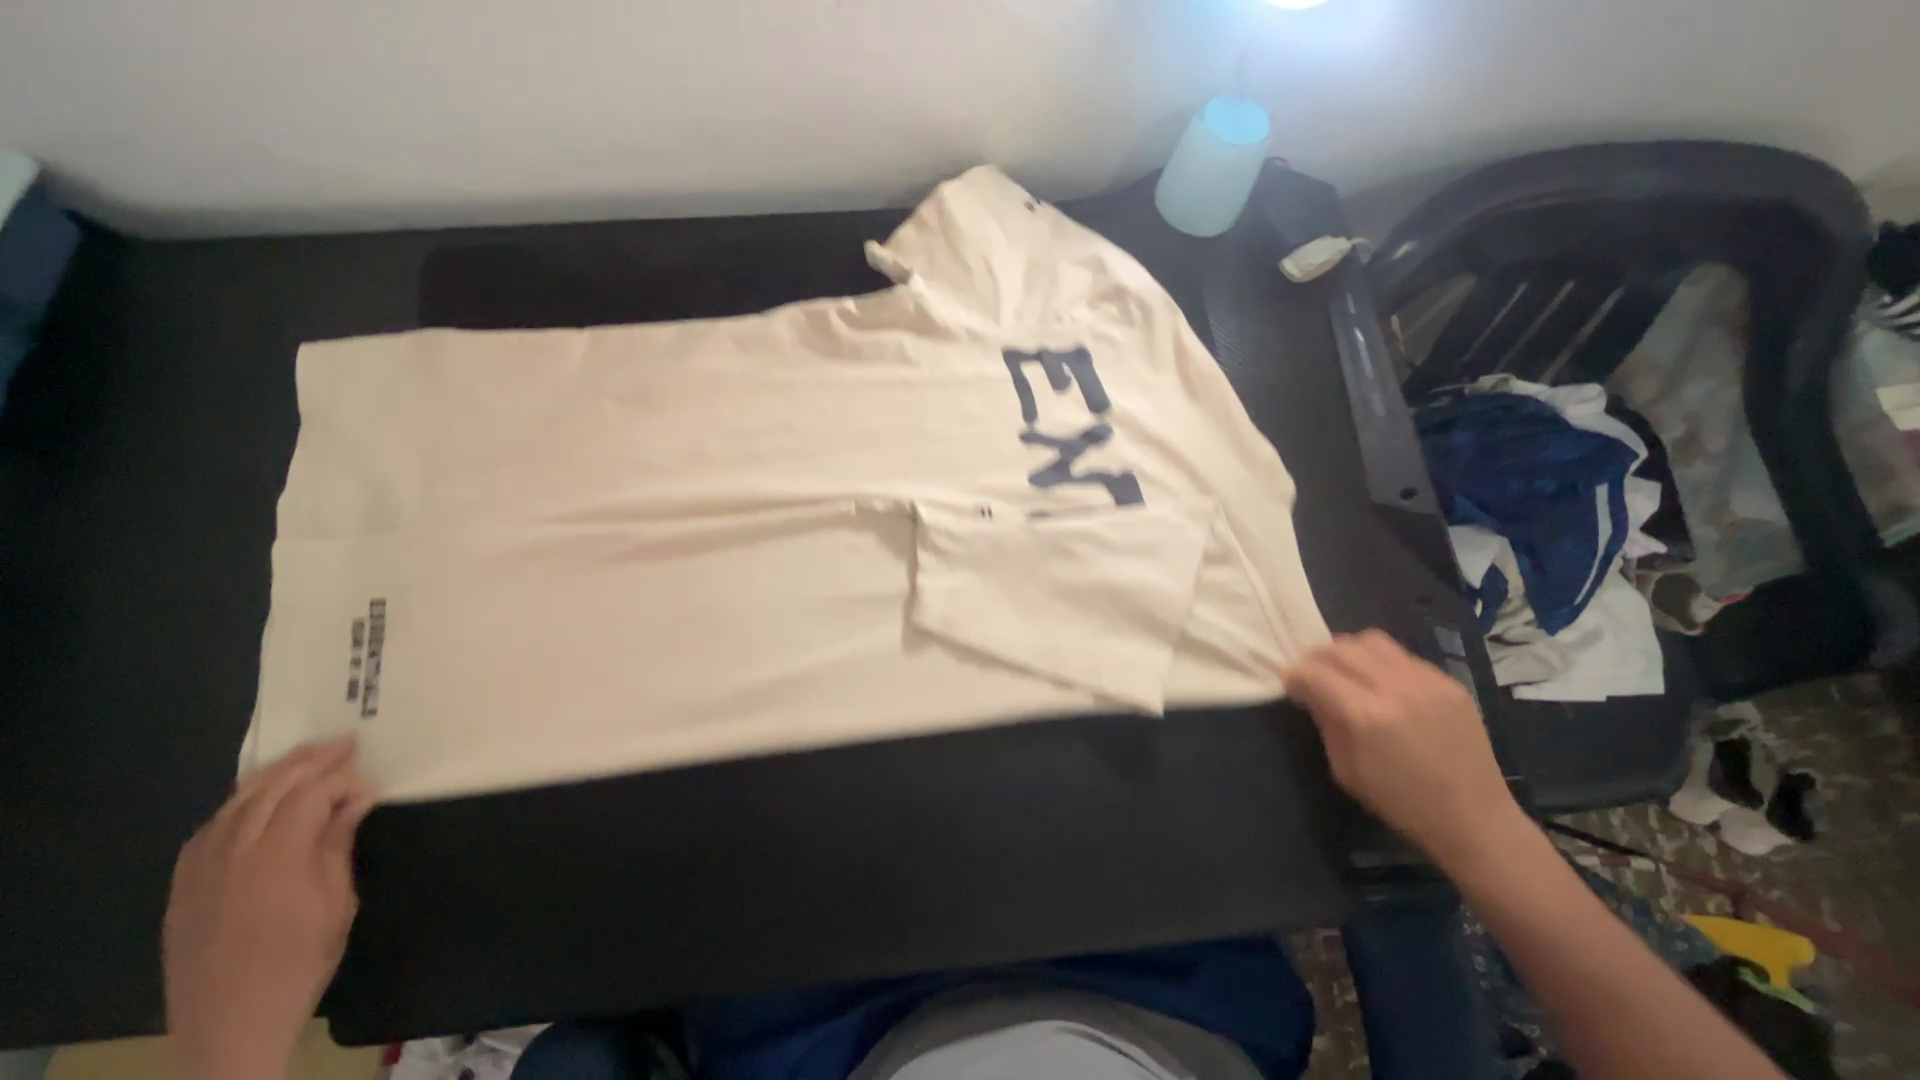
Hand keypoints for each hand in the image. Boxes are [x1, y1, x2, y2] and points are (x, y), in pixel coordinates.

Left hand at [165, 738, 374, 1079]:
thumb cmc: (299, 963)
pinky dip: (239, 804)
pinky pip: (210, 828)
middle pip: (270, 788)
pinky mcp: (183, 883)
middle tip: (342, 742)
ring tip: (303, 759)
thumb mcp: (336, 904)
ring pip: (236, 802)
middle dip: (309, 761)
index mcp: (277, 857)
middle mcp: (233, 851)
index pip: (311, 795)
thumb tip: (355, 799)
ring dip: (273, 775)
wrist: (230, 1023)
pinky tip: (255, 801)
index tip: (370, 781)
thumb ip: (337, 845)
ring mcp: (200, 866)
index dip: (342, 780)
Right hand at [1283, 630, 1525, 868]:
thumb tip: (1309, 692)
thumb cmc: (1401, 803)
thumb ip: (1326, 723)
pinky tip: (1382, 685)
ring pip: (1373, 641)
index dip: (1295, 674)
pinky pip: (1403, 656)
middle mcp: (1396, 688)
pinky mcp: (1449, 682)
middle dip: (1318, 657)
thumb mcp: (1347, 771)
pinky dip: (1381, 662)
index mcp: (1367, 717)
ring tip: (1346, 672)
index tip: (1290, 685)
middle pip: (1342, 648)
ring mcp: (1427, 681)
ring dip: (1349, 651)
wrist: (1473, 818)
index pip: (1316, 673)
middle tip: (1313, 675)